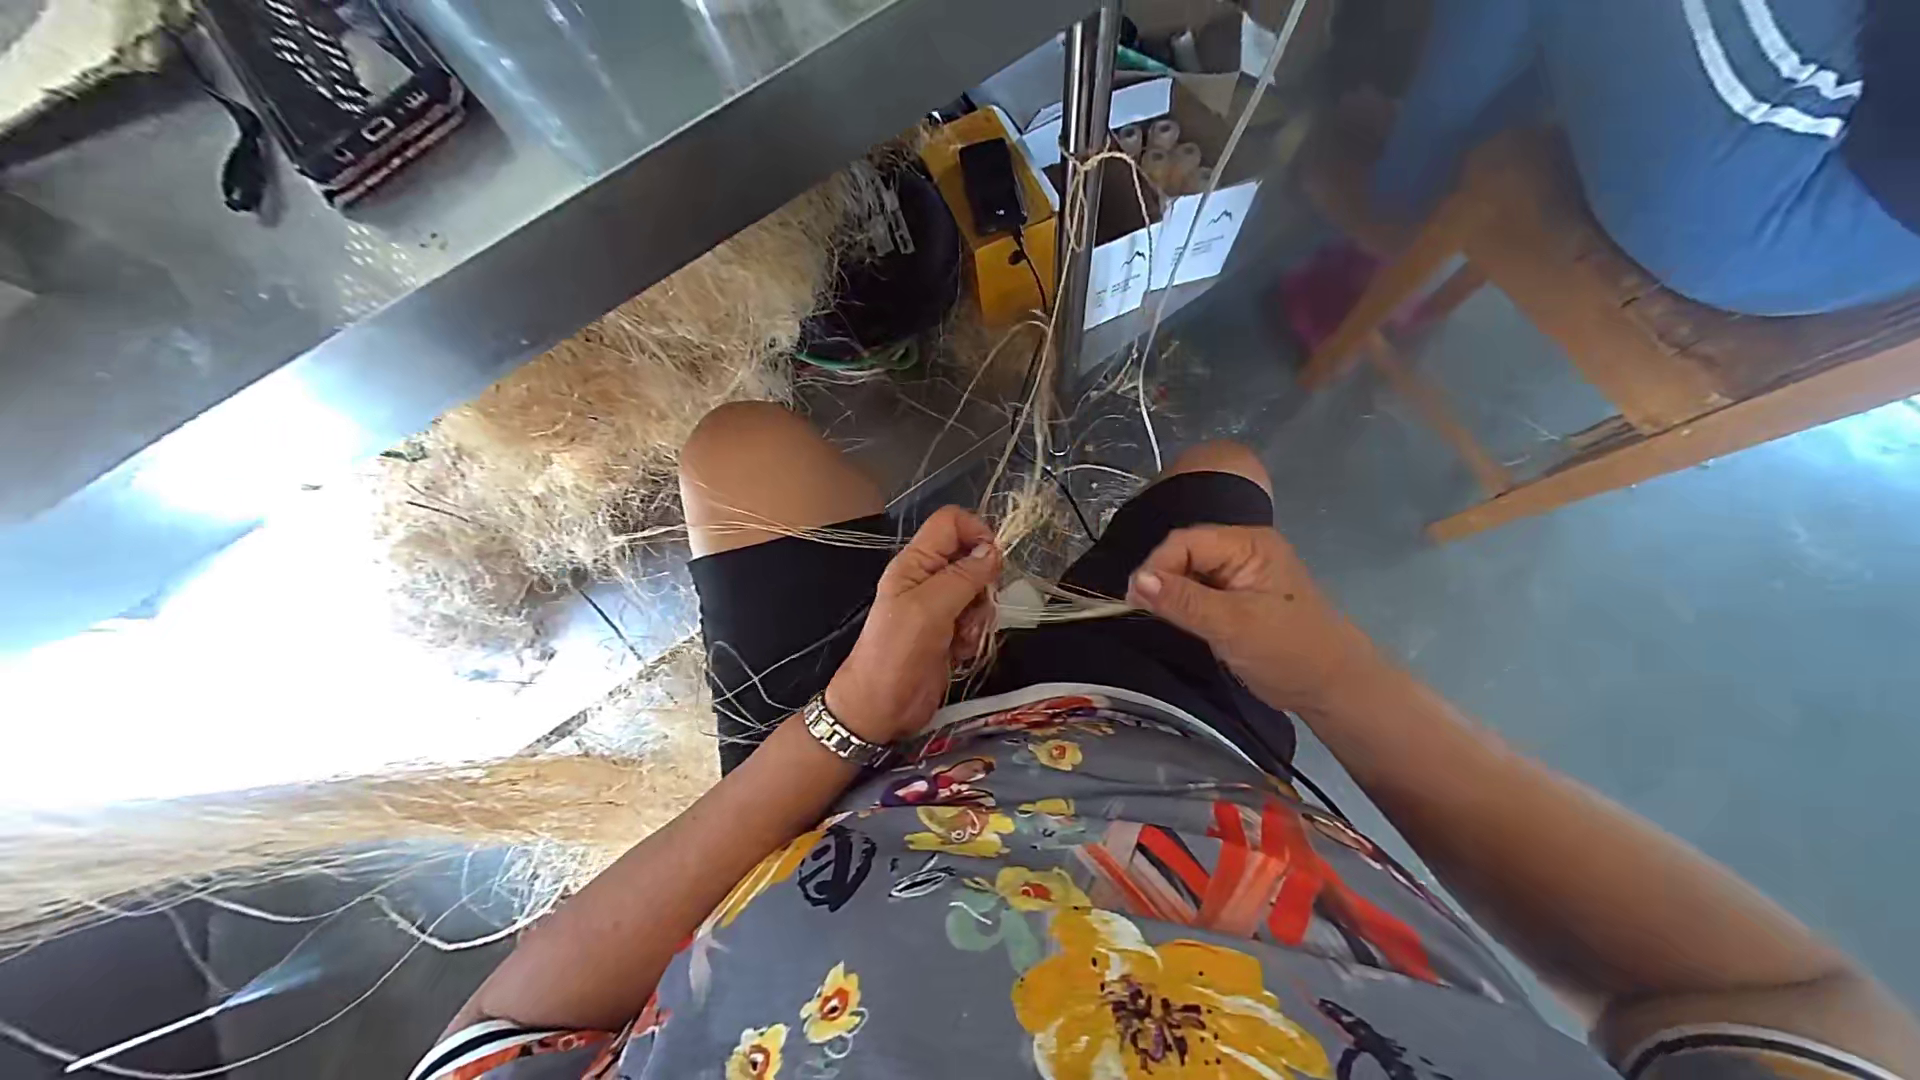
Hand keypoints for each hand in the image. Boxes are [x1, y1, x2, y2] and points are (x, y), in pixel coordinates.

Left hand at [826, 506, 1001, 743]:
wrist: (881, 707)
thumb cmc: (897, 652)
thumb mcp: (930, 607)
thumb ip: (963, 575)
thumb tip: (994, 550)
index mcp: (916, 562)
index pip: (951, 522)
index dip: (976, 532)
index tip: (993, 561)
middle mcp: (928, 578)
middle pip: (973, 558)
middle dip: (983, 584)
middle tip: (974, 608)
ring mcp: (939, 607)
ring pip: (980, 592)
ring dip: (979, 616)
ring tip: (962, 638)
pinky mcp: (949, 632)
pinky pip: (976, 621)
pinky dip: (973, 636)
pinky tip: (959, 654)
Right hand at [1124, 525, 1384, 711]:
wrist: (1334, 688)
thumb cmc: (1290, 652)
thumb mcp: (1232, 625)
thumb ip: (1183, 601)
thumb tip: (1137, 581)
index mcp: (1249, 544)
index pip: (1185, 541)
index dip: (1156, 566)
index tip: (1134, 599)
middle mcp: (1244, 549)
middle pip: (1184, 552)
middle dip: (1161, 578)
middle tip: (1142, 610)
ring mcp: (1241, 571)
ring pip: (1188, 571)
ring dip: (1171, 592)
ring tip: (1159, 617)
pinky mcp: (1237, 594)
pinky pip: (1198, 588)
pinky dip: (1183, 602)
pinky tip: (1178, 619)